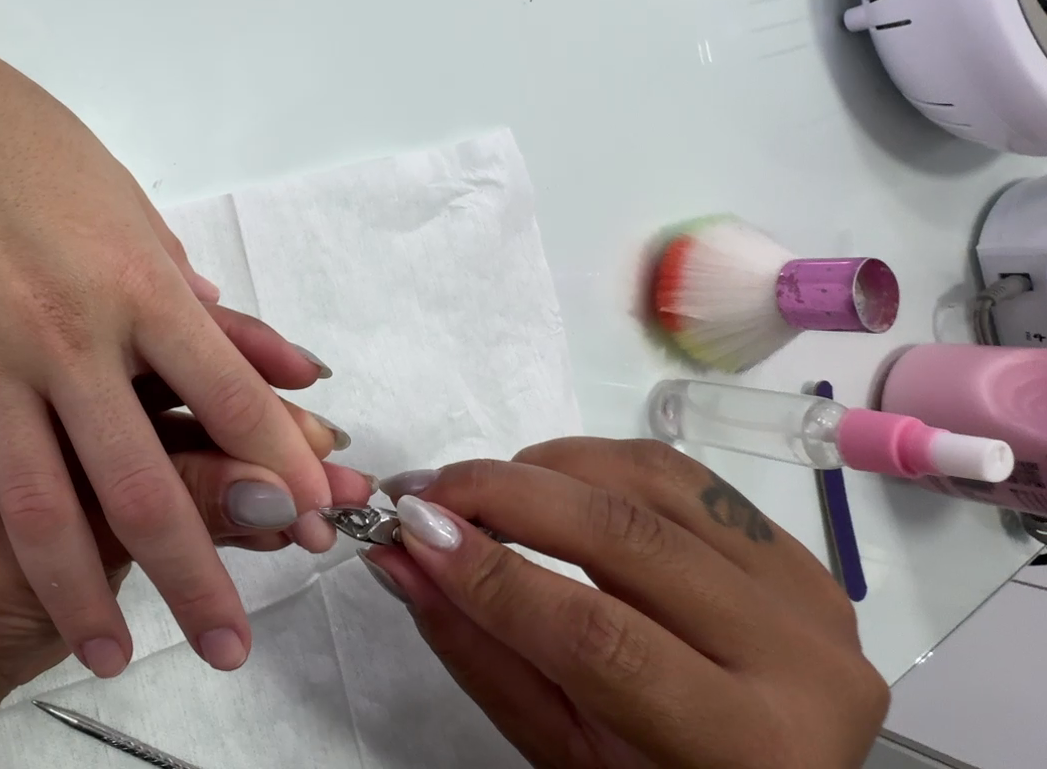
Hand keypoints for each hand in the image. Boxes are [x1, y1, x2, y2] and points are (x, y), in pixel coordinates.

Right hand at [0, 27, 335, 677]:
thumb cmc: (26, 142)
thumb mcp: (128, 203)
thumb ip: (188, 290)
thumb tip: (257, 349)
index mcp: (134, 283)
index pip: (227, 396)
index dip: (281, 468)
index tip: (314, 524)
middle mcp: (67, 331)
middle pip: (142, 477)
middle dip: (195, 575)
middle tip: (230, 645)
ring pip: (35, 500)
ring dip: (76, 591)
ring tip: (111, 654)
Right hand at [363, 439, 886, 768]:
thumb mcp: (553, 742)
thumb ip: (472, 644)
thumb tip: (395, 553)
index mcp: (745, 747)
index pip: (597, 637)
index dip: (492, 573)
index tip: (407, 526)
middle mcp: (799, 659)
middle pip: (623, 536)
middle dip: (499, 494)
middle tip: (422, 490)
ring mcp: (804, 591)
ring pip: (648, 479)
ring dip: (541, 467)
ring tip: (482, 492)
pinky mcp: (791, 548)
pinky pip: (674, 471)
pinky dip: (589, 460)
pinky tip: (548, 486)